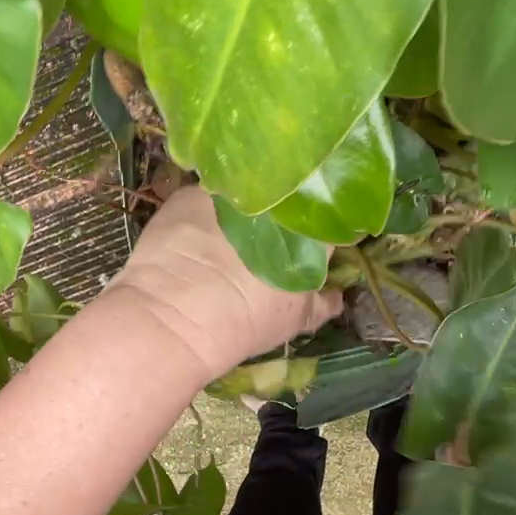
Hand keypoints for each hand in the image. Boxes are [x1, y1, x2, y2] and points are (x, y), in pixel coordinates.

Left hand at [105, 186, 342, 378]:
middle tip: (270, 248)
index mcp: (309, 232)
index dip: (323, 235)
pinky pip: (208, 201)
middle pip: (286, 204)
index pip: (329, 223)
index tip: (316, 250)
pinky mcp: (191, 193)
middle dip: (283, 221)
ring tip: (231, 242)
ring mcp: (232, 194)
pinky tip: (197, 241)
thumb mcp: (296, 320)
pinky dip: (208, 217)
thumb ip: (323, 304)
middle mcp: (273, 203)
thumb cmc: (247, 321)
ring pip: (245, 199)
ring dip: (245, 215)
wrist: (178, 316)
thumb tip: (337, 296)